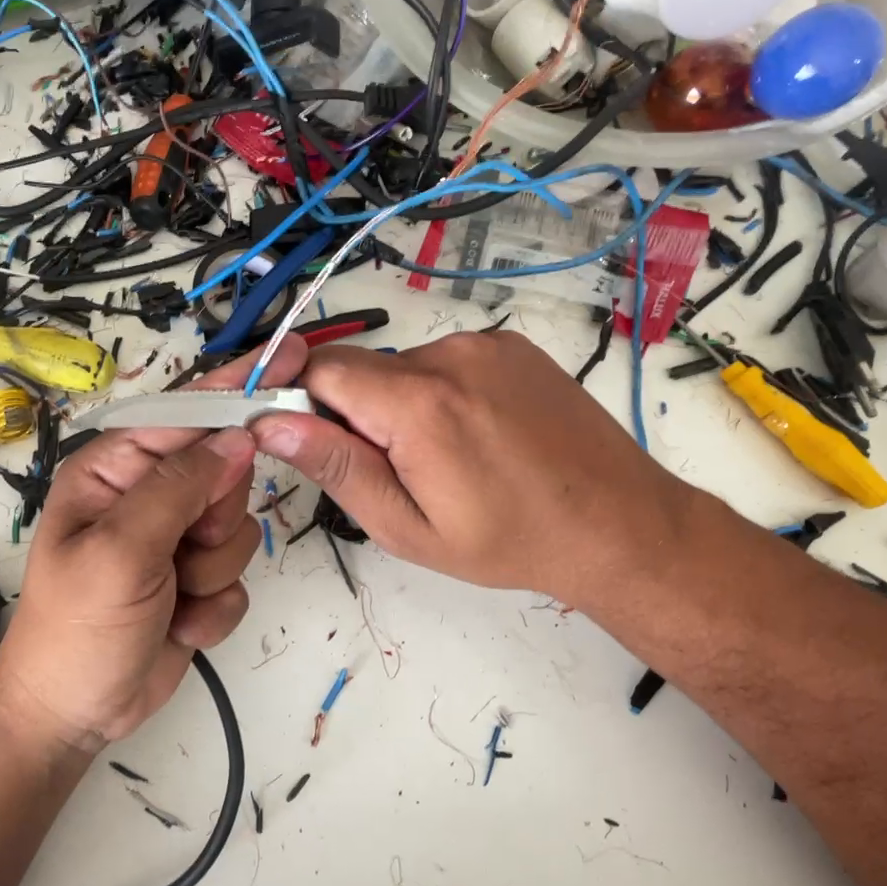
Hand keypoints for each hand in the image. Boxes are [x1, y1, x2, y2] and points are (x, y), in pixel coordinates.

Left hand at [0, 336, 310, 749]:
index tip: (292, 360)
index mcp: (113, 472)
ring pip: (237, 530)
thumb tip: (237, 437)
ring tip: (168, 598)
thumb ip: (179, 489)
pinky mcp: (195, 584)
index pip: (184, 415)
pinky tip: (177, 627)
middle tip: (183, 549)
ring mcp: (174, 542)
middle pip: (224, 472)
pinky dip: (211, 609)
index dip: (237, 389)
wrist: (74, 713)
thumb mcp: (120, 551)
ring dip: (210, 573)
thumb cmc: (78, 628)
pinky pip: (237, 579)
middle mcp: (147, 498)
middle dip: (214, 518)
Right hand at [250, 331, 695, 603]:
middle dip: (350, 412)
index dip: (299, 402)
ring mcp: (485, 344)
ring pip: (397, 366)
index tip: (311, 445)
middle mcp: (450, 355)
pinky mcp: (510, 345)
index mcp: (418, 403)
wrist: (618, 523)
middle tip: (388, 469)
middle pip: (357, 366)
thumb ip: (335, 468)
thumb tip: (269, 423)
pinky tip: (469, 437)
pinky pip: (440, 361)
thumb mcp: (405, 526)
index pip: (318, 369)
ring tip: (439, 459)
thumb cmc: (506, 541)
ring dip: (393, 405)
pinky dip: (433, 393)